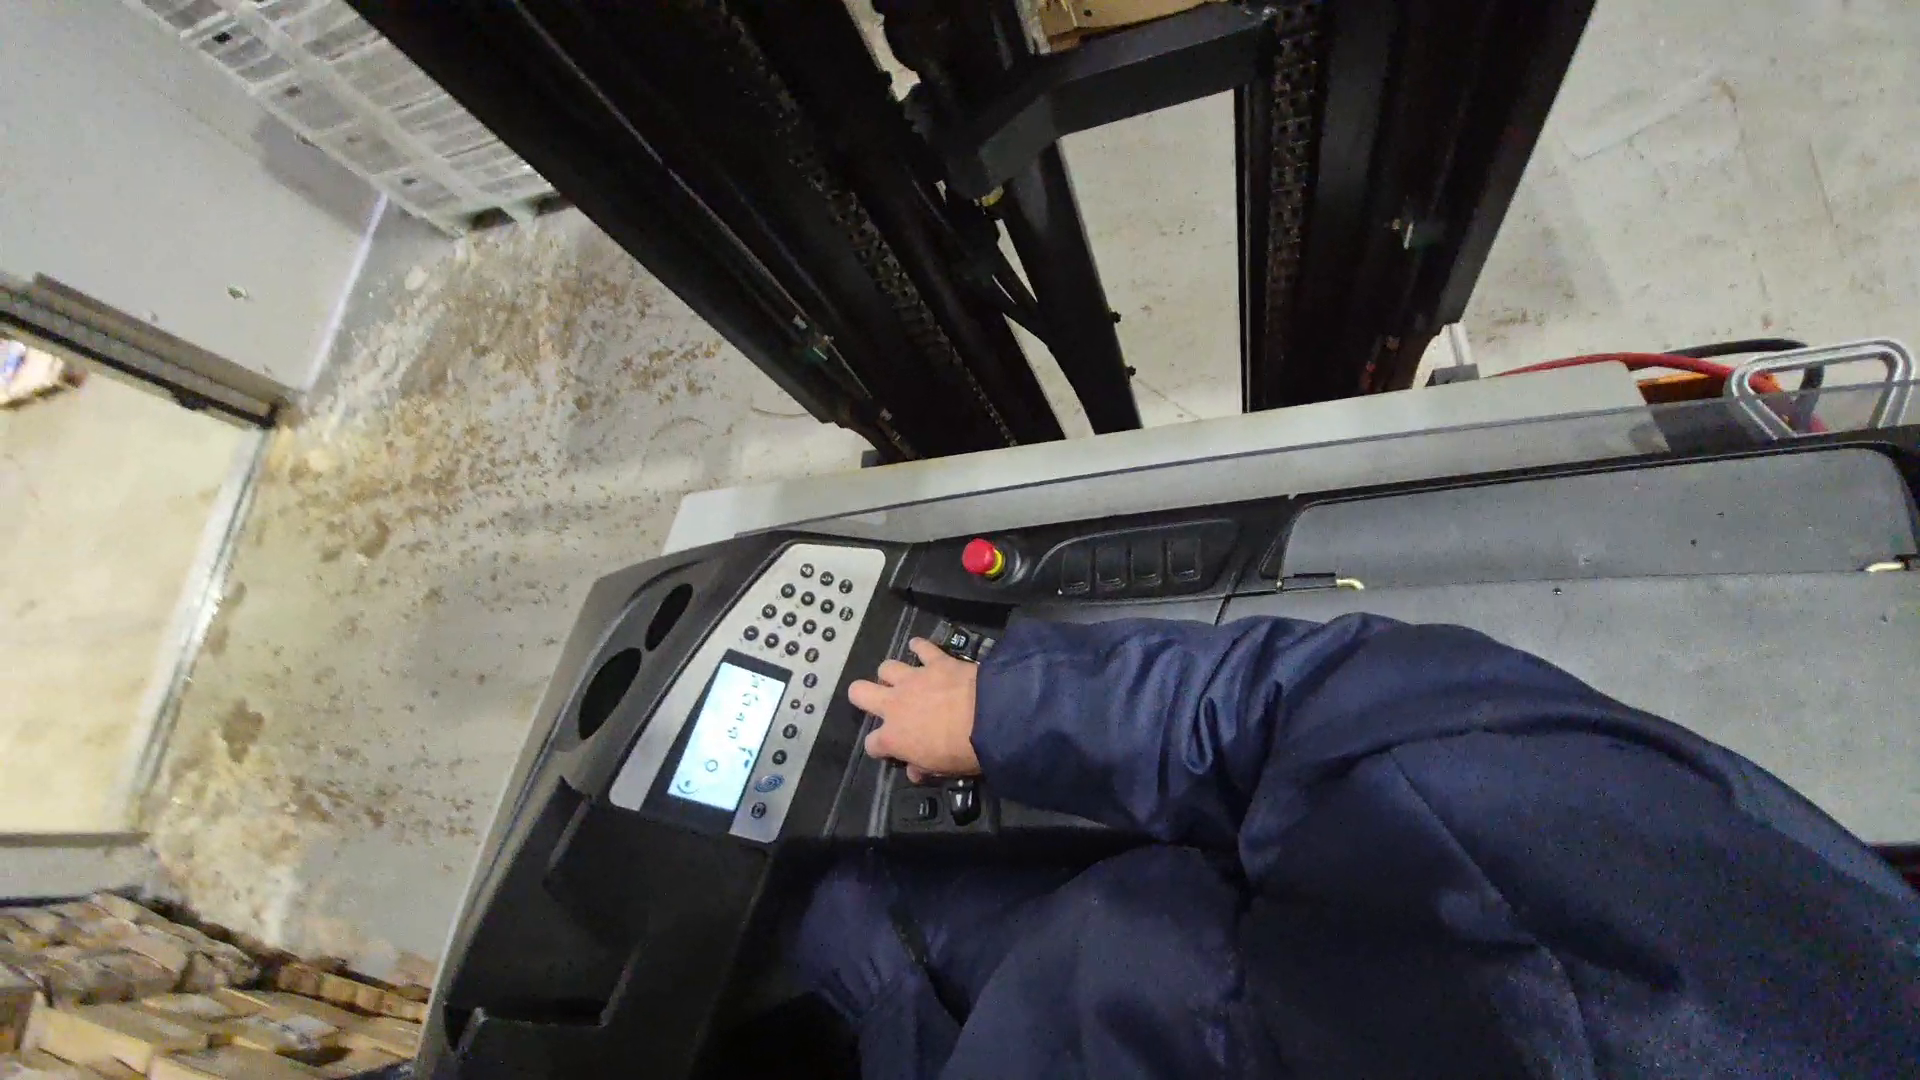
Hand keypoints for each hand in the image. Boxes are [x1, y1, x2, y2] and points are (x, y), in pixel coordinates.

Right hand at [848, 639, 979, 782]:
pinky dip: (919, 646)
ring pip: (886, 667)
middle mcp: (895, 704)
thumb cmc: (963, 751)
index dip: (879, 747)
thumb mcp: (942, 769)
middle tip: (879, 702)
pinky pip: (922, 647)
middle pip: (859, 693)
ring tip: (903, 679)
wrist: (989, 718)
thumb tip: (914, 770)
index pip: (872, 743)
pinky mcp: (935, 661)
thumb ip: (923, 767)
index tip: (891, 749)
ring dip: (892, 674)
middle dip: (864, 697)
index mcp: (894, 737)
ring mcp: (913, 679)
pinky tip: (919, 646)